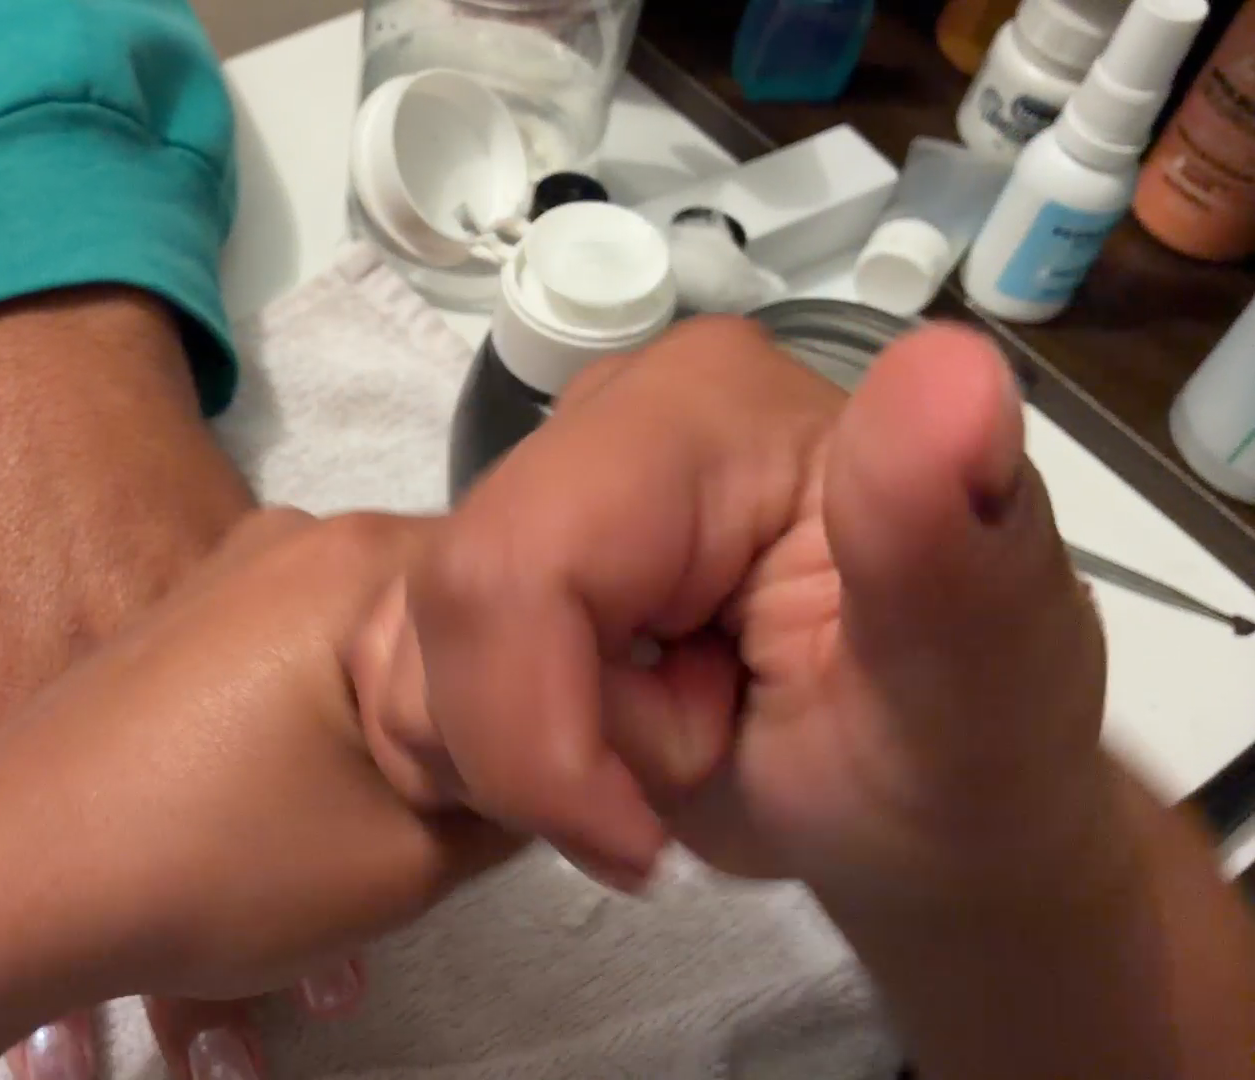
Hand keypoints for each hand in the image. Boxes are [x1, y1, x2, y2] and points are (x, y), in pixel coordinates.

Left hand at [0, 510, 516, 1079]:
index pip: (37, 866)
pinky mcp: (250, 596)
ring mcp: (193, 640)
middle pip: (154, 851)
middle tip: (220, 1063)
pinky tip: (366, 824)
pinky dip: (331, 768)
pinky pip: (296, 695)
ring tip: (318, 994)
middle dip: (185, 973)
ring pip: (243, 789)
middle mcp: (111, 683)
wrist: (60, 379)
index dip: (60, 970)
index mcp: (15, 693)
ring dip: (279, 893)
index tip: (74, 1063)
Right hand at [350, 318, 1109, 904]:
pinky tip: (585, 733)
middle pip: (452, 600)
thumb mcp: (977, 686)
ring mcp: (529, 484)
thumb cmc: (942, 763)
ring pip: (412, 643)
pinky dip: (480, 742)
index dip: (533, 731)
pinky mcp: (489, 548)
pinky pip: (404, 663)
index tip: (633, 839)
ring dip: (511, 750)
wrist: (886, 802)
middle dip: (532, 745)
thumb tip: (946, 368)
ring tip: (645, 750)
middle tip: (655, 788)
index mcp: (694, 410)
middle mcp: (592, 419)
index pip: (511, 566)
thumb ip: (952, 538)